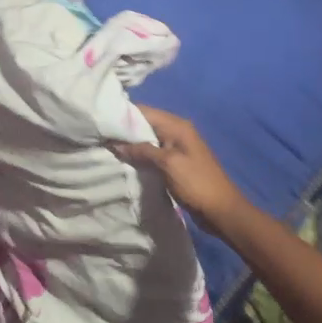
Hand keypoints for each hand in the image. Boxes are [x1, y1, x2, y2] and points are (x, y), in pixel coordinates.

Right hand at [112, 106, 251, 232]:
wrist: (221, 210)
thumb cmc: (196, 183)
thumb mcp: (167, 164)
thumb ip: (142, 151)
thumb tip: (115, 143)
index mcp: (177, 126)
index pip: (144, 111)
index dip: (122, 115)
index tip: (100, 122)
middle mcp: (177, 131)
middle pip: (145, 124)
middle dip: (124, 130)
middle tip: (100, 138)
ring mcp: (177, 148)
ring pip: (147, 140)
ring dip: (131, 144)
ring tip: (108, 150)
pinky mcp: (175, 163)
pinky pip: (153, 153)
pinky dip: (140, 156)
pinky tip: (126, 162)